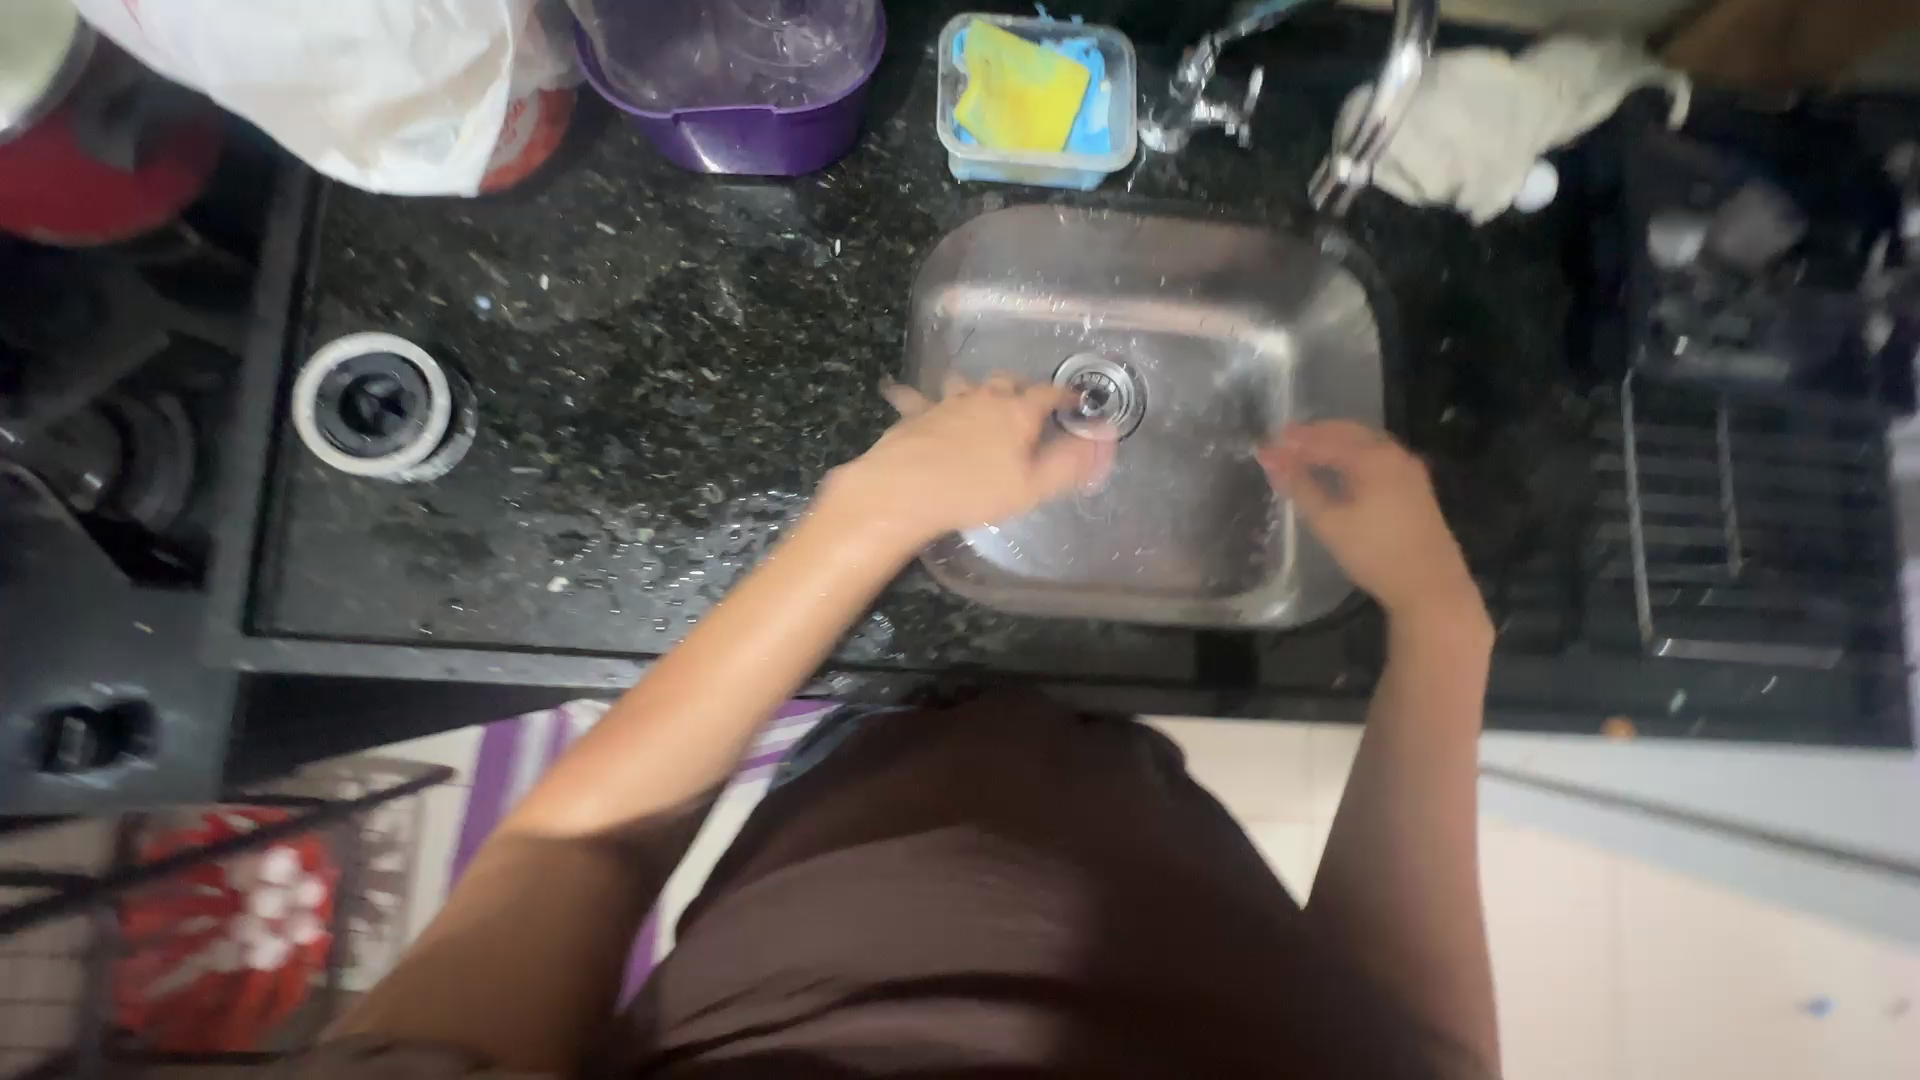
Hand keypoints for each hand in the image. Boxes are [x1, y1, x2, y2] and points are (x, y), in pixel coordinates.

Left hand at [824, 373, 1114, 547]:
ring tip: (973, 392)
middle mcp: (982, 398)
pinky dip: (911, 395)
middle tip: (1025, 399)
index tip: (1074, 398)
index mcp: (1016, 412)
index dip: (1064, 395)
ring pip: (961, 381)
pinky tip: (897, 390)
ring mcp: (945, 402)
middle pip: (1006, 380)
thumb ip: (1071, 462)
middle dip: (1019, 386)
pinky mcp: (915, 414)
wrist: (905, 489)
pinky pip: (913, 398)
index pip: (1048, 394)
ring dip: (970, 385)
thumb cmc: (974, 491)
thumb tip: (1106, 439)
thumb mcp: (1033, 486)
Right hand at [1259, 421, 1485, 626]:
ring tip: (1305, 452)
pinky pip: (1376, 457)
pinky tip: (1338, 469)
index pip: (1324, 441)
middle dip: (1314, 434)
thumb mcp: (1329, 522)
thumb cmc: (1374, 553)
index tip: (1264, 447)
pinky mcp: (1414, 486)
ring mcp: (1408, 470)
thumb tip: (1272, 461)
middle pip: (1348, 433)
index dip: (1291, 445)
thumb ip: (1300, 487)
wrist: (1430, 585)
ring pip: (1365, 443)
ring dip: (1334, 443)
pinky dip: (1351, 455)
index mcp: (1373, 458)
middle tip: (1283, 441)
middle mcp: (1394, 454)